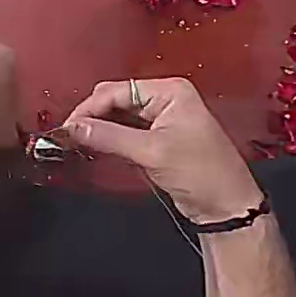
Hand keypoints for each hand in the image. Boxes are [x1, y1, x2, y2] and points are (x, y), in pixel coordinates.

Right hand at [63, 77, 264, 224]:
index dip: (91, 107)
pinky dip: (111, 138)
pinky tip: (96, 146)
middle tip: (69, 136)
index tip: (68, 126)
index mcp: (170, 91)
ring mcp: (163, 118)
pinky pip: (127, 131)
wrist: (227, 206)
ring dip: (100, 128)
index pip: (118, 90)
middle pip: (117, 100)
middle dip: (93, 116)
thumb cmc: (200, 172)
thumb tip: (73, 127)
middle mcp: (166, 98)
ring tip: (77, 142)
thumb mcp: (152, 152)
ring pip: (120, 116)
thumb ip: (110, 137)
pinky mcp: (160, 138)